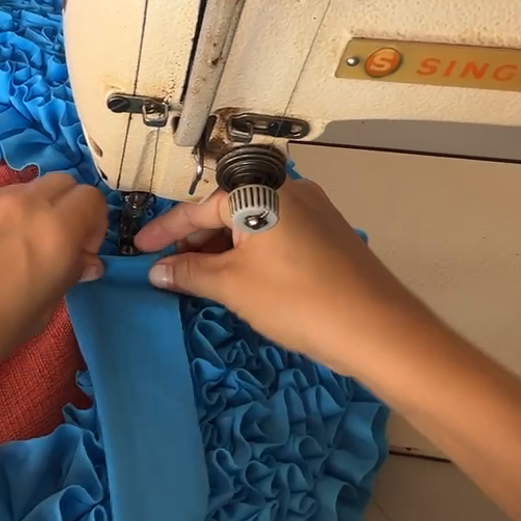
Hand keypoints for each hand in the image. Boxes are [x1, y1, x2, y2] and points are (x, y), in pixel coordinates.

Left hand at [0, 174, 107, 392]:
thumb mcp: (40, 313)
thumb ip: (67, 276)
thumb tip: (85, 261)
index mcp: (56, 232)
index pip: (92, 199)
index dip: (93, 224)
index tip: (80, 251)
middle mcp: (25, 204)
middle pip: (63, 183)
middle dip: (67, 207)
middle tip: (54, 244)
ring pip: (25, 188)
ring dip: (32, 209)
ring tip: (13, 247)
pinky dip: (0, 214)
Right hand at [133, 179, 440, 375]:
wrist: (383, 332)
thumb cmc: (296, 300)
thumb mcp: (232, 287)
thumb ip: (188, 272)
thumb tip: (156, 271)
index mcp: (260, 191)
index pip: (197, 209)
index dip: (163, 231)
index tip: (137, 250)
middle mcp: (288, 189)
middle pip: (226, 212)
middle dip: (194, 242)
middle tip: (169, 270)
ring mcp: (314, 210)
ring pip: (252, 225)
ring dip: (222, 250)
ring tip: (200, 279)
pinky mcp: (331, 234)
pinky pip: (276, 235)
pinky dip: (250, 254)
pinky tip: (239, 280)